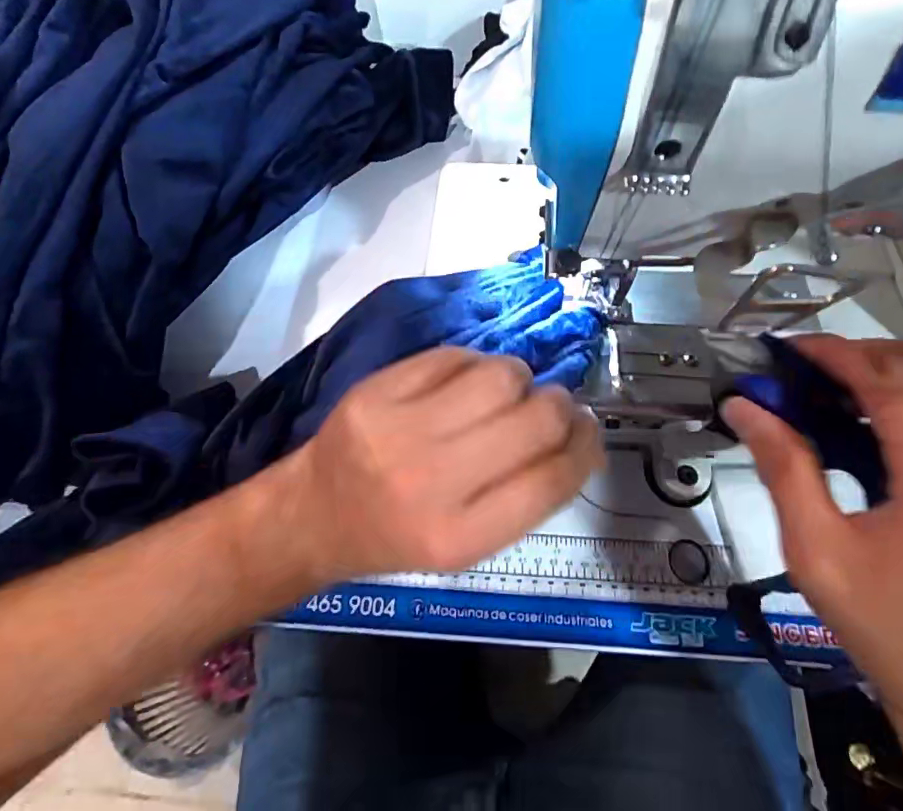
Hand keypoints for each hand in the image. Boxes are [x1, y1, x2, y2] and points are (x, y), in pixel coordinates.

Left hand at [273, 346, 603, 583]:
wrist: (316, 513)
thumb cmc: (399, 535)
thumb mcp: (467, 545)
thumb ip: (525, 496)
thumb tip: (578, 435)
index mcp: (461, 536)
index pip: (553, 479)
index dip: (586, 447)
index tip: (587, 432)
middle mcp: (433, 482)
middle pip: (536, 421)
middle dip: (561, 407)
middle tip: (553, 407)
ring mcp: (401, 429)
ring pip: (501, 376)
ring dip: (519, 380)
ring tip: (505, 394)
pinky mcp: (378, 390)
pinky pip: (455, 356)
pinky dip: (474, 364)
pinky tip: (465, 383)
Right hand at [722, 336, 902, 808]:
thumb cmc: (893, 639)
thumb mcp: (819, 555)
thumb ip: (782, 468)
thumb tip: (744, 406)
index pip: (893, 384)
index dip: (838, 354)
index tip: (792, 348)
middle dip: (869, 354)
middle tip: (813, 370)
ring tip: (846, 393)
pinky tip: (893, 431)